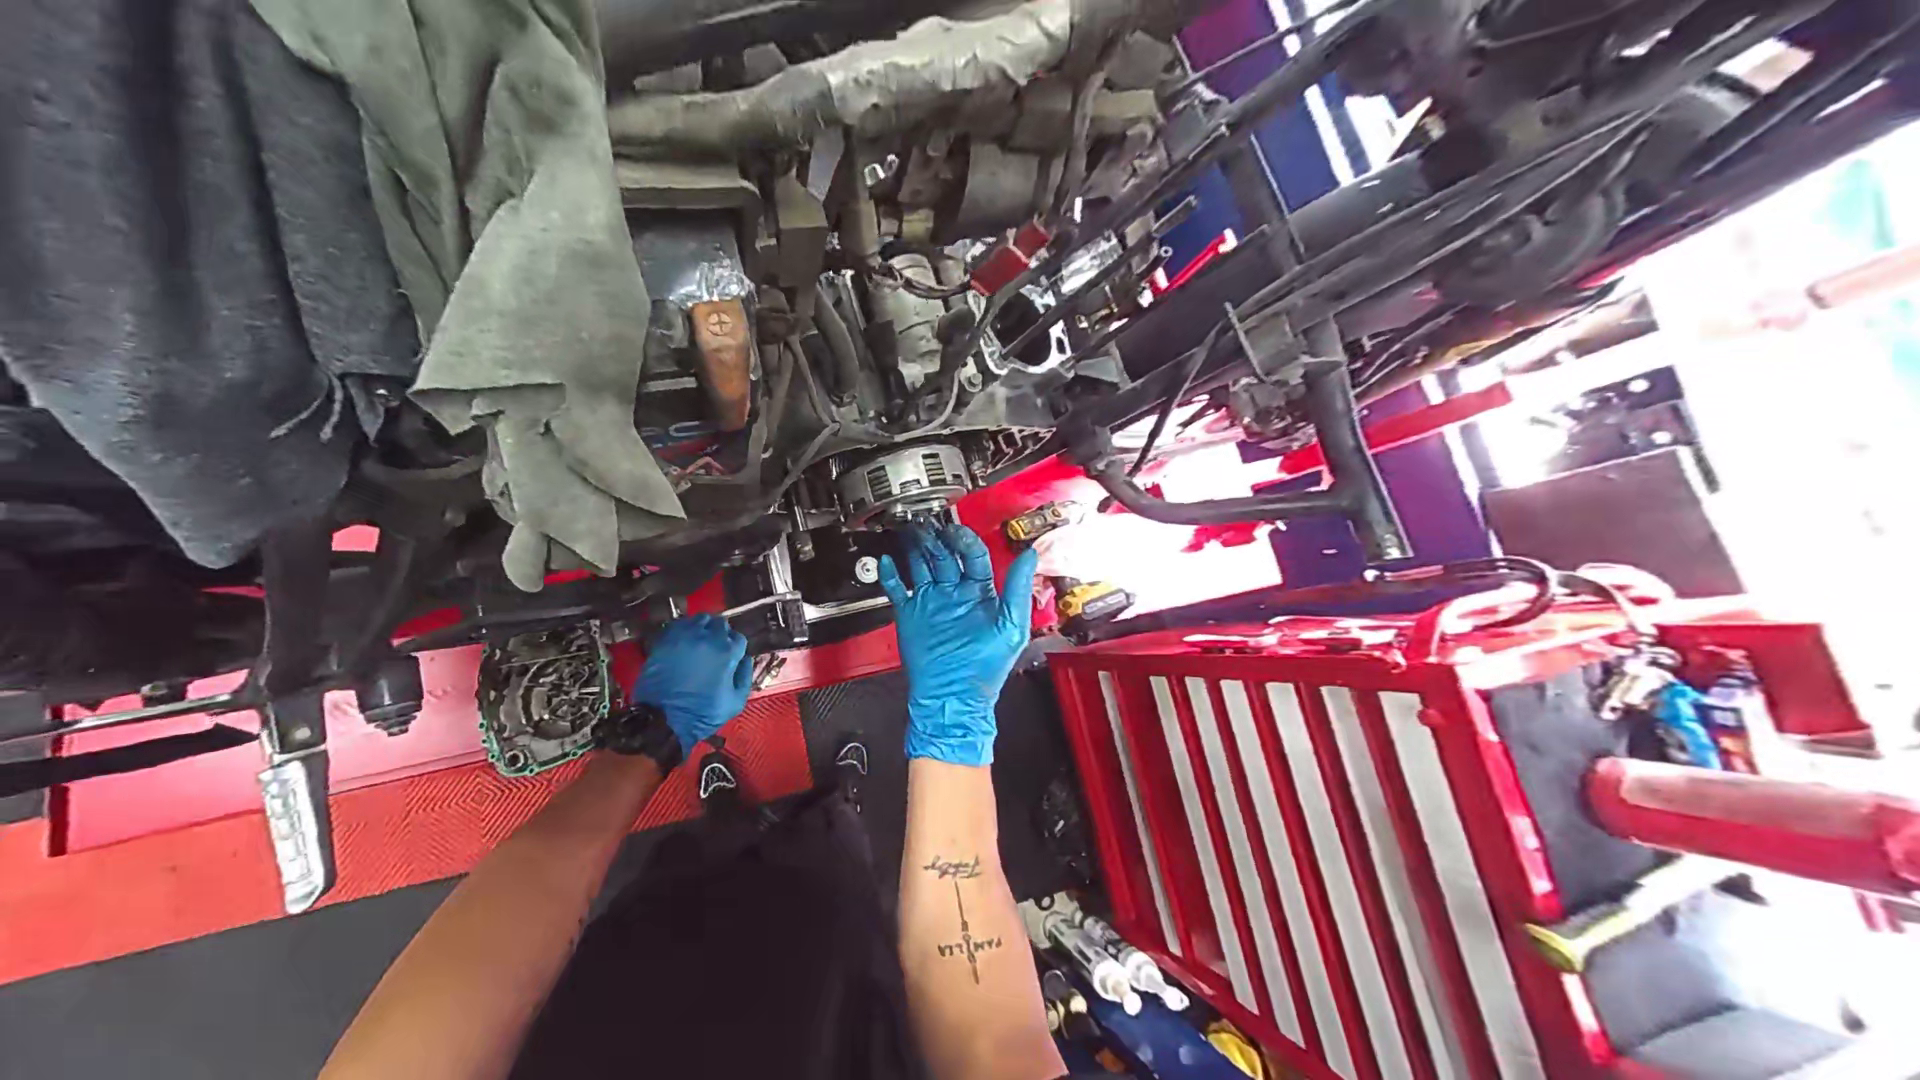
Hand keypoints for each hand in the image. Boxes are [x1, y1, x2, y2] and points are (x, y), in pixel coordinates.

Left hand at [631, 614, 752, 753]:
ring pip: (699, 619)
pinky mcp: (664, 641)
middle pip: (720, 623)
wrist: (663, 720)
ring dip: (702, 627)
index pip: (738, 637)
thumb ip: (745, 677)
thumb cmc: (703, 714)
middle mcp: (708, 638)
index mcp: (728, 652)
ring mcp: (684, 637)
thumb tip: (746, 659)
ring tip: (699, 639)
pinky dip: (683, 628)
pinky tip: (683, 640)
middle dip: (720, 633)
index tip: (730, 655)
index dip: (735, 647)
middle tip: (715, 647)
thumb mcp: (736, 702)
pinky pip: (678, 625)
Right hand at [878, 524, 1038, 766]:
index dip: (964, 540)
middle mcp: (955, 594)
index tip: (955, 530)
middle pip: (944, 556)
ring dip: (914, 548)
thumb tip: (1031, 554)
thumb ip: (1018, 588)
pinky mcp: (910, 615)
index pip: (972, 556)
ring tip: (909, 532)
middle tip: (927, 524)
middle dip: (936, 538)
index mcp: (980, 593)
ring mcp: (931, 602)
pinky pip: (898, 589)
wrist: (951, 697)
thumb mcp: (1011, 626)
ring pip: (921, 565)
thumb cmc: (986, 668)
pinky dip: (890, 574)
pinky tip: (886, 560)